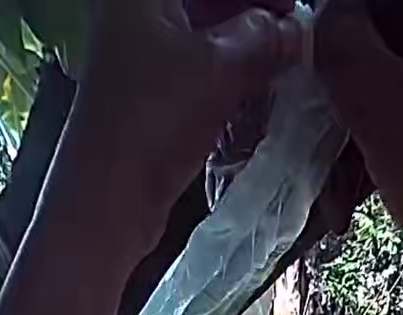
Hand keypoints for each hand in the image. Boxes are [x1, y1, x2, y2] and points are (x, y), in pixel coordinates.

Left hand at [48, 0, 303, 259]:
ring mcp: (137, 59)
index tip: (295, 13)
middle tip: (293, 45)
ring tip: (279, 72)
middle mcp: (135, 14)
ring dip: (243, 51)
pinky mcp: (145, 103)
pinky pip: (194, 76)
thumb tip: (296, 32)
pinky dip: (224, 81)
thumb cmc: (152, 123)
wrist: (105, 205)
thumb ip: (264, 40)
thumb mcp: (219, 71)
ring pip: (203, 37)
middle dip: (255, 16)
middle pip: (208, 1)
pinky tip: (251, 98)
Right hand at [316, 0, 402, 272]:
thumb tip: (321, 17)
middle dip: (360, 44)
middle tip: (326, 86)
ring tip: (345, 123)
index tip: (322, 44)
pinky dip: (395, 92)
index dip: (349, 12)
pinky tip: (370, 131)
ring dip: (371, 74)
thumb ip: (339, 44)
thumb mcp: (375, 106)